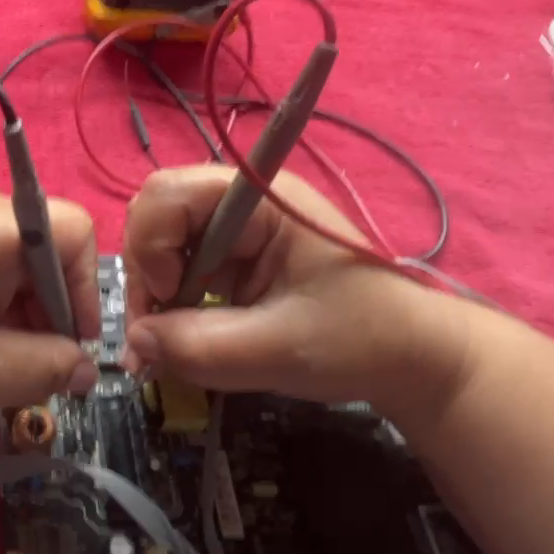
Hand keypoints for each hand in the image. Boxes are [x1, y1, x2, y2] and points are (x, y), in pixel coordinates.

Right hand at [121, 166, 472, 418]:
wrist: (418, 360)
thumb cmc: (362, 341)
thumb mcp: (279, 349)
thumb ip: (201, 346)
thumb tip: (134, 343)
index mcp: (258, 199)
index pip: (169, 193)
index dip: (152, 245)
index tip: (169, 301)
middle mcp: (240, 201)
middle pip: (157, 214)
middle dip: (146, 272)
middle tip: (155, 332)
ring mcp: (237, 229)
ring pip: (163, 243)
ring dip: (155, 293)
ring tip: (165, 346)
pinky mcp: (237, 257)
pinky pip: (182, 267)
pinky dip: (171, 304)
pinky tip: (182, 339)